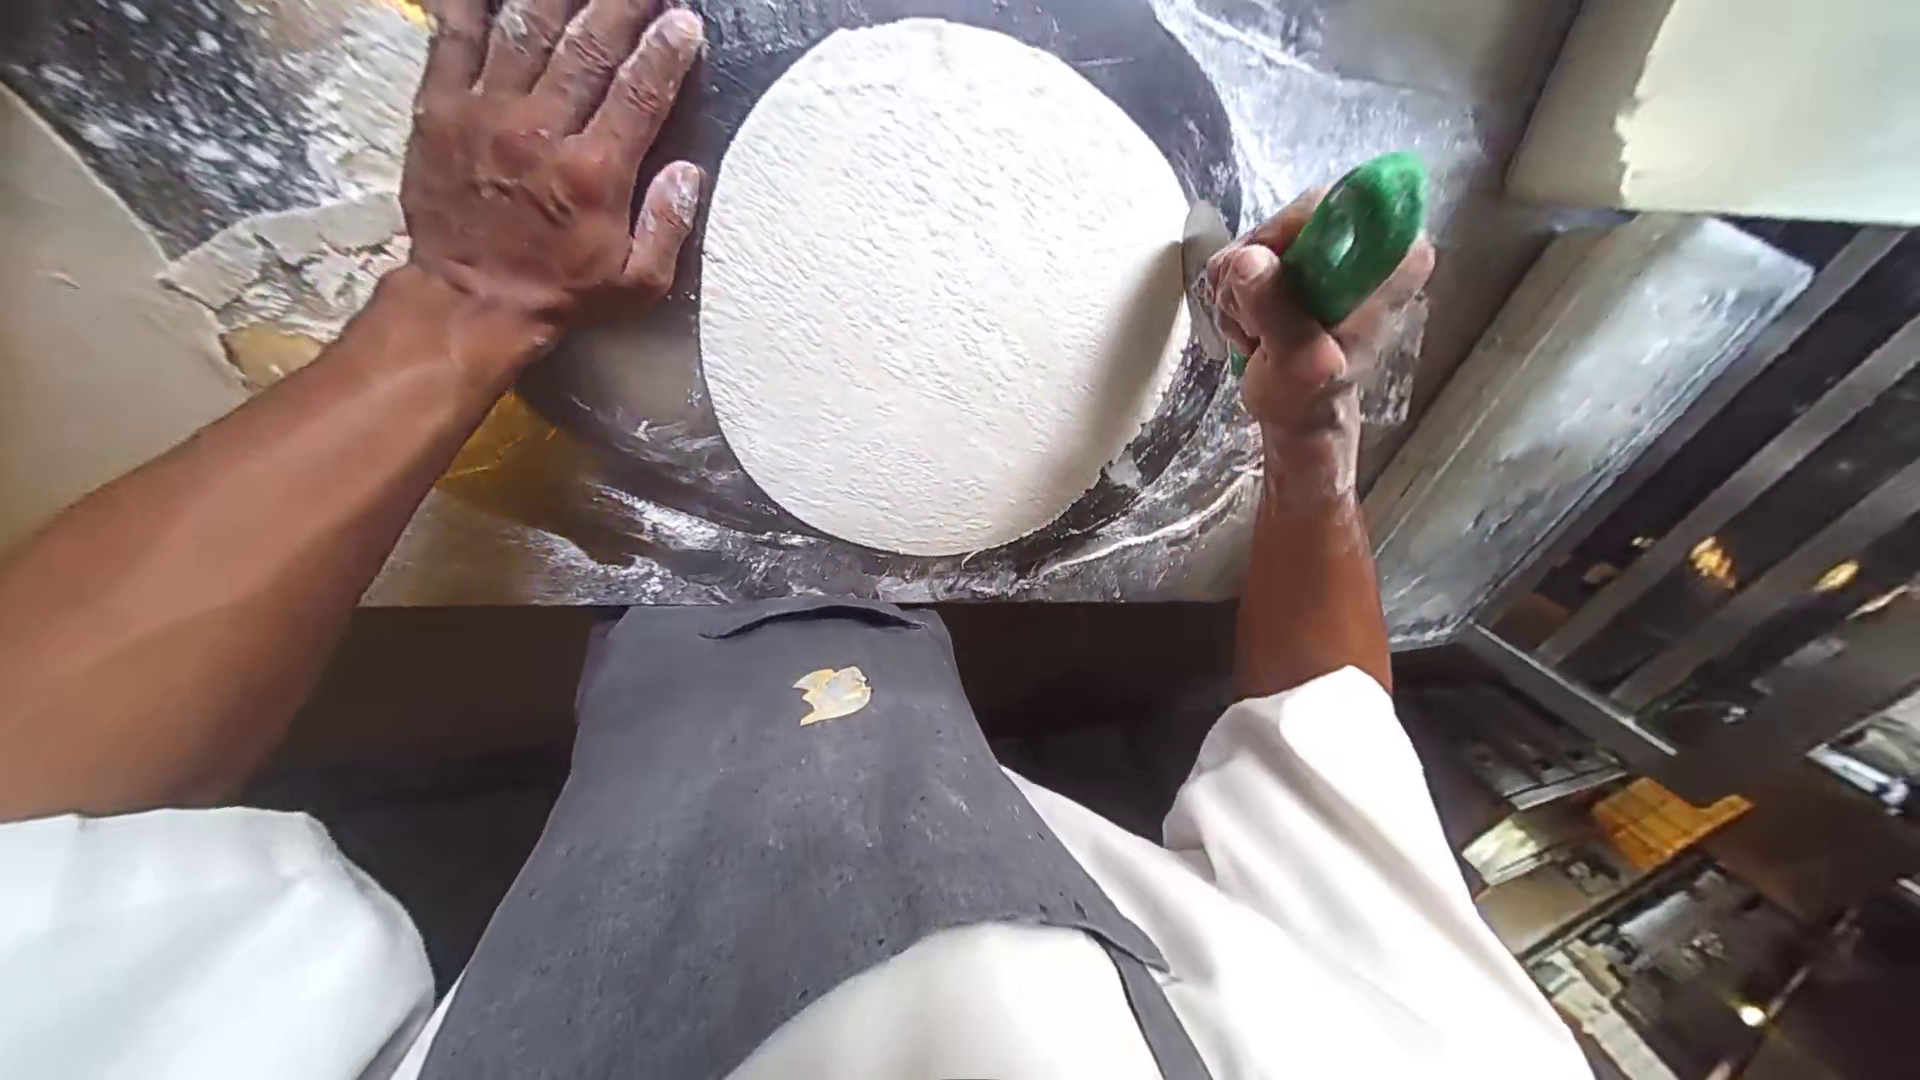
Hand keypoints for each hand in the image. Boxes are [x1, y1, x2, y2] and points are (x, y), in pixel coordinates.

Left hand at [404, 0, 706, 338]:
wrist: (475, 297)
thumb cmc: (567, 292)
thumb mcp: (639, 282)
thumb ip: (667, 226)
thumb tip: (690, 173)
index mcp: (595, 174)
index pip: (639, 95)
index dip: (665, 54)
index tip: (686, 24)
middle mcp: (541, 129)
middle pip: (587, 46)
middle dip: (621, 5)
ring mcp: (485, 111)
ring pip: (526, 24)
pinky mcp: (441, 105)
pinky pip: (456, 32)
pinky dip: (477, 1)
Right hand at [1207, 188, 1434, 437]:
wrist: (1295, 413)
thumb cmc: (1307, 396)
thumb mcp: (1297, 362)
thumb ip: (1277, 310)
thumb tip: (1245, 259)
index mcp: (1393, 257)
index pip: (1336, 205)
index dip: (1285, 234)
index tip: (1260, 279)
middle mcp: (1363, 244)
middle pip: (1286, 222)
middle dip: (1251, 273)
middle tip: (1250, 322)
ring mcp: (1322, 253)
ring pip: (1255, 244)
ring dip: (1236, 292)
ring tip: (1251, 333)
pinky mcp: (1290, 265)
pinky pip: (1239, 260)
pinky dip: (1230, 295)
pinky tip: (1244, 325)